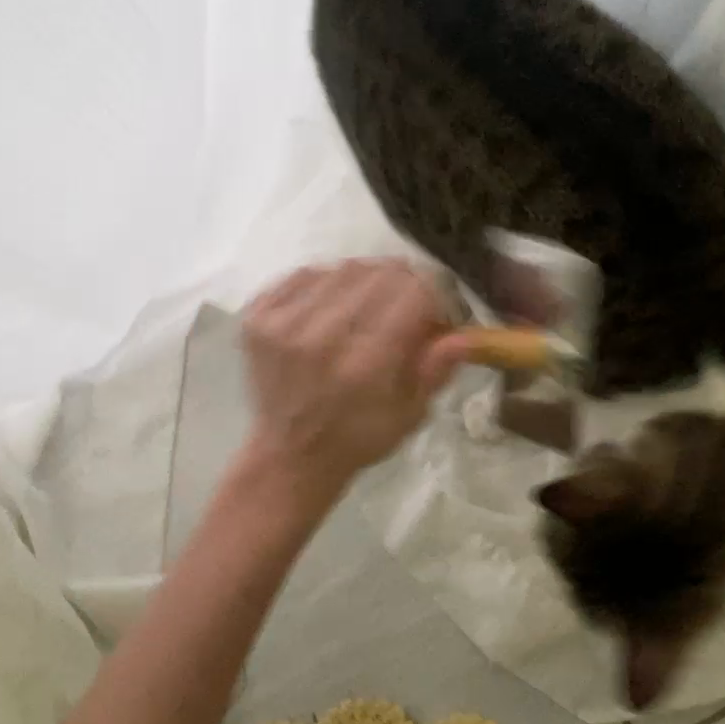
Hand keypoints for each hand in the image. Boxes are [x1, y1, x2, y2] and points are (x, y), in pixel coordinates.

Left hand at [240, 258, 469, 492]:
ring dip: (368, 279)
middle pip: (380, 273)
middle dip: (405, 282)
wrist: (290, 455)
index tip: (439, 309)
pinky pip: (305, 274)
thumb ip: (437, 368)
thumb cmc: (359, 438)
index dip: (436, 293)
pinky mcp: (258, 316)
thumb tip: (466, 334)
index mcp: (365, 364)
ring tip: (371, 305)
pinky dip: (328, 283)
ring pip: (344, 268)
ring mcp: (284, 323)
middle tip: (410, 303)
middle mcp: (322, 336)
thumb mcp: (410, 413)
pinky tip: (335, 306)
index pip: (413, 293)